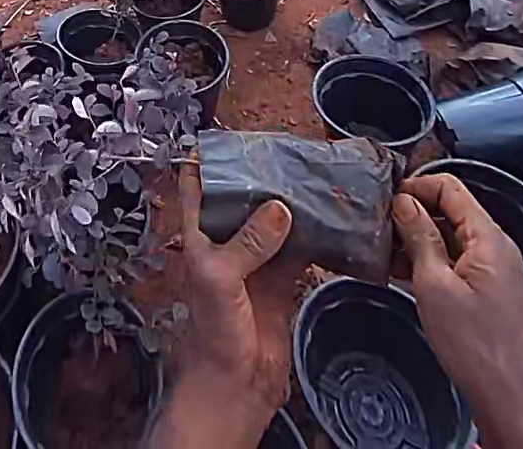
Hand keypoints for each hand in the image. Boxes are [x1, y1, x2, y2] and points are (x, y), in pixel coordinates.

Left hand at [147, 163, 301, 448]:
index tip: (226, 136)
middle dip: (256, 176)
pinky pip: (296, 248)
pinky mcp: (281, 279)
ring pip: (270, 219)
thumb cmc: (214, 330)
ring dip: (286, 201)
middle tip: (282, 150)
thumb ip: (248, 242)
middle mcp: (227, 240)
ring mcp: (255, 258)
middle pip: (239, 197)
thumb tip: (280, 207)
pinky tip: (326, 216)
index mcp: (201, 234)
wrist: (238, 386)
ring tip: (308, 174)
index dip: (205, 160)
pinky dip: (309, 233)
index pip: (196, 186)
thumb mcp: (220, 278)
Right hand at [393, 173, 522, 448]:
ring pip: (448, 237)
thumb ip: (419, 236)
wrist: (520, 409)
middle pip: (449, 210)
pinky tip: (399, 275)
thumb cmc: (476, 345)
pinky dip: (428, 262)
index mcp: (487, 237)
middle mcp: (494, 247)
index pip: (449, 187)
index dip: (415, 186)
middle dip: (412, 213)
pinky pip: (454, 262)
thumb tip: (402, 199)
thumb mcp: (435, 285)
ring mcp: (492, 271)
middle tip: (377, 226)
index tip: (384, 200)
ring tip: (381, 251)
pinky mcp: (487, 293)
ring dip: (416, 240)